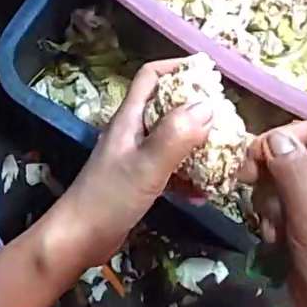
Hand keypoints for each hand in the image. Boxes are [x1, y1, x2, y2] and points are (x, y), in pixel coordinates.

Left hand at [46, 58, 213, 272]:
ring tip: (224, 158)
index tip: (210, 73)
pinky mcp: (140, 180)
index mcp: (130, 118)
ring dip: (198, 146)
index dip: (178, 67)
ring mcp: (136, 156)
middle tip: (227, 122)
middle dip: (198, 110)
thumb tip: (208, 106)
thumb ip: (175, 135)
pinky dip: (189, 177)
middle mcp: (134, 131)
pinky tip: (204, 194)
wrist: (79, 239)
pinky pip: (172, 169)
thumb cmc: (108, 198)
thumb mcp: (146, 165)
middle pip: (168, 107)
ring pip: (174, 140)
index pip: (152, 76)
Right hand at [249, 121, 306, 306]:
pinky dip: (269, 221)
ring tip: (278, 235)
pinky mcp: (304, 222)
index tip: (258, 154)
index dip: (289, 137)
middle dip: (274, 182)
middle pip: (294, 156)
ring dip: (270, 206)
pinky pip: (275, 204)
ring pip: (279, 181)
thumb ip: (296, 176)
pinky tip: (275, 242)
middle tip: (265, 204)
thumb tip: (275, 135)